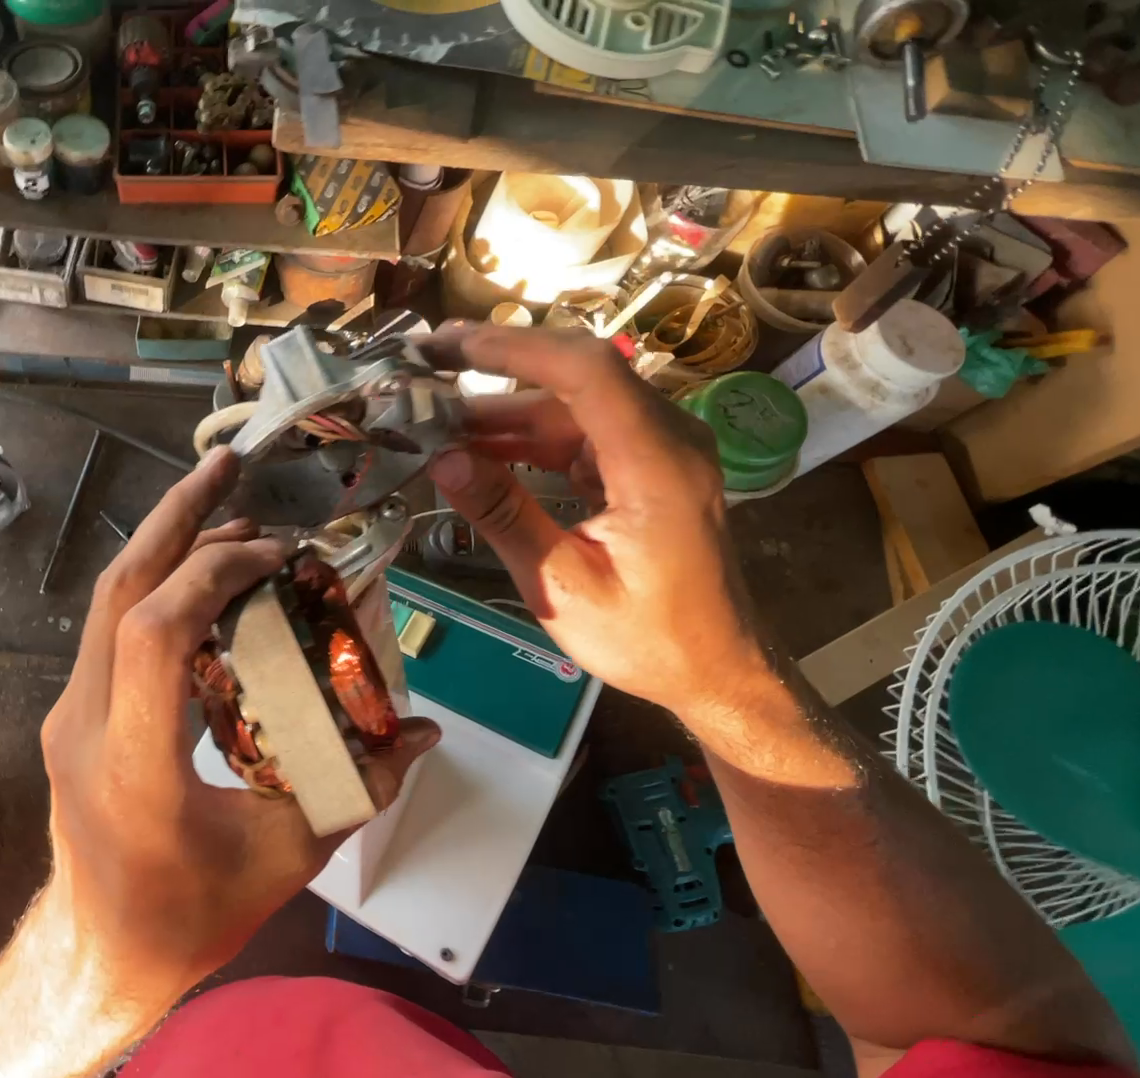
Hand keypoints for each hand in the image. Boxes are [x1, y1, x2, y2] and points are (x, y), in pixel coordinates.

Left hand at [41, 447, 438, 1002]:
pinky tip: (202, 577)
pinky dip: (158, 587)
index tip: (276, 556)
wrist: (98, 955)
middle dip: (175, 517)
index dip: (213, 574)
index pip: (155, 631)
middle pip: (118, 590)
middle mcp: (84, 723)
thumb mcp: (286, 860)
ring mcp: (68, 713)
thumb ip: (358, 788)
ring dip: (165, 545)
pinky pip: (111, 629)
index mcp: (135, 762)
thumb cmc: (189, 919)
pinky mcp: (72, 713)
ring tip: (225, 509)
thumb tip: (423, 731)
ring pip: (106, 602)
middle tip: (227, 466)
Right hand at [422, 325, 771, 715]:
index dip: (514, 350)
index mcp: (655, 463)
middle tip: (425, 364)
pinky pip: (576, 433)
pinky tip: (477, 449)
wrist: (714, 668)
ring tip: (434, 417)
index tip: (448, 346)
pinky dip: (524, 438)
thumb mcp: (561, 585)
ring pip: (570, 404)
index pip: (586, 372)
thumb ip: (503, 516)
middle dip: (498, 366)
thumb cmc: (646, 638)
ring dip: (502, 410)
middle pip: (575, 377)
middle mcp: (665, 438)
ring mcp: (656, 448)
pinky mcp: (641, 465)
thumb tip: (442, 459)